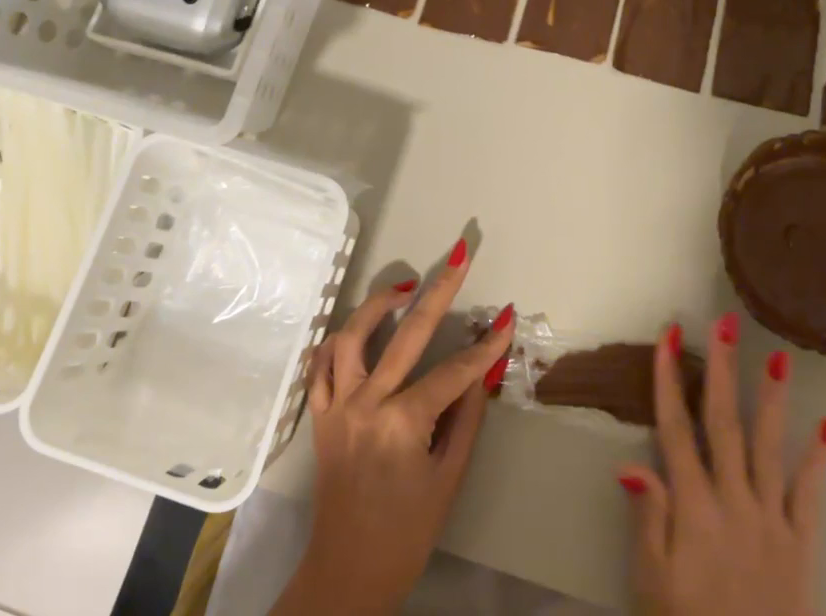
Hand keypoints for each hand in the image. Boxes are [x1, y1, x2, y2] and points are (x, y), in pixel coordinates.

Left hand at [271, 238, 515, 615]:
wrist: (346, 569)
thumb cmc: (406, 532)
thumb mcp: (448, 477)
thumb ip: (465, 418)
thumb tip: (482, 371)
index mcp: (402, 423)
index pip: (454, 372)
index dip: (485, 346)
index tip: (507, 316)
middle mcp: (366, 403)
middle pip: (408, 334)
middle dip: (439, 291)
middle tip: (458, 256)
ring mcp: (336, 405)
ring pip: (352, 336)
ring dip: (379, 304)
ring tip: (405, 285)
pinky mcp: (319, 415)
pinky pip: (321, 365)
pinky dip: (337, 340)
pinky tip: (358, 327)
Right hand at [620, 314, 825, 615]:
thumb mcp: (651, 582)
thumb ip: (647, 521)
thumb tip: (628, 464)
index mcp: (692, 508)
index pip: (675, 430)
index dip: (669, 380)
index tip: (668, 336)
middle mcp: (734, 501)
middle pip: (725, 424)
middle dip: (722, 369)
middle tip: (726, 323)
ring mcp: (772, 518)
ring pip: (770, 446)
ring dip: (772, 398)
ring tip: (780, 355)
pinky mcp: (801, 541)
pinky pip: (811, 492)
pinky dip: (820, 456)